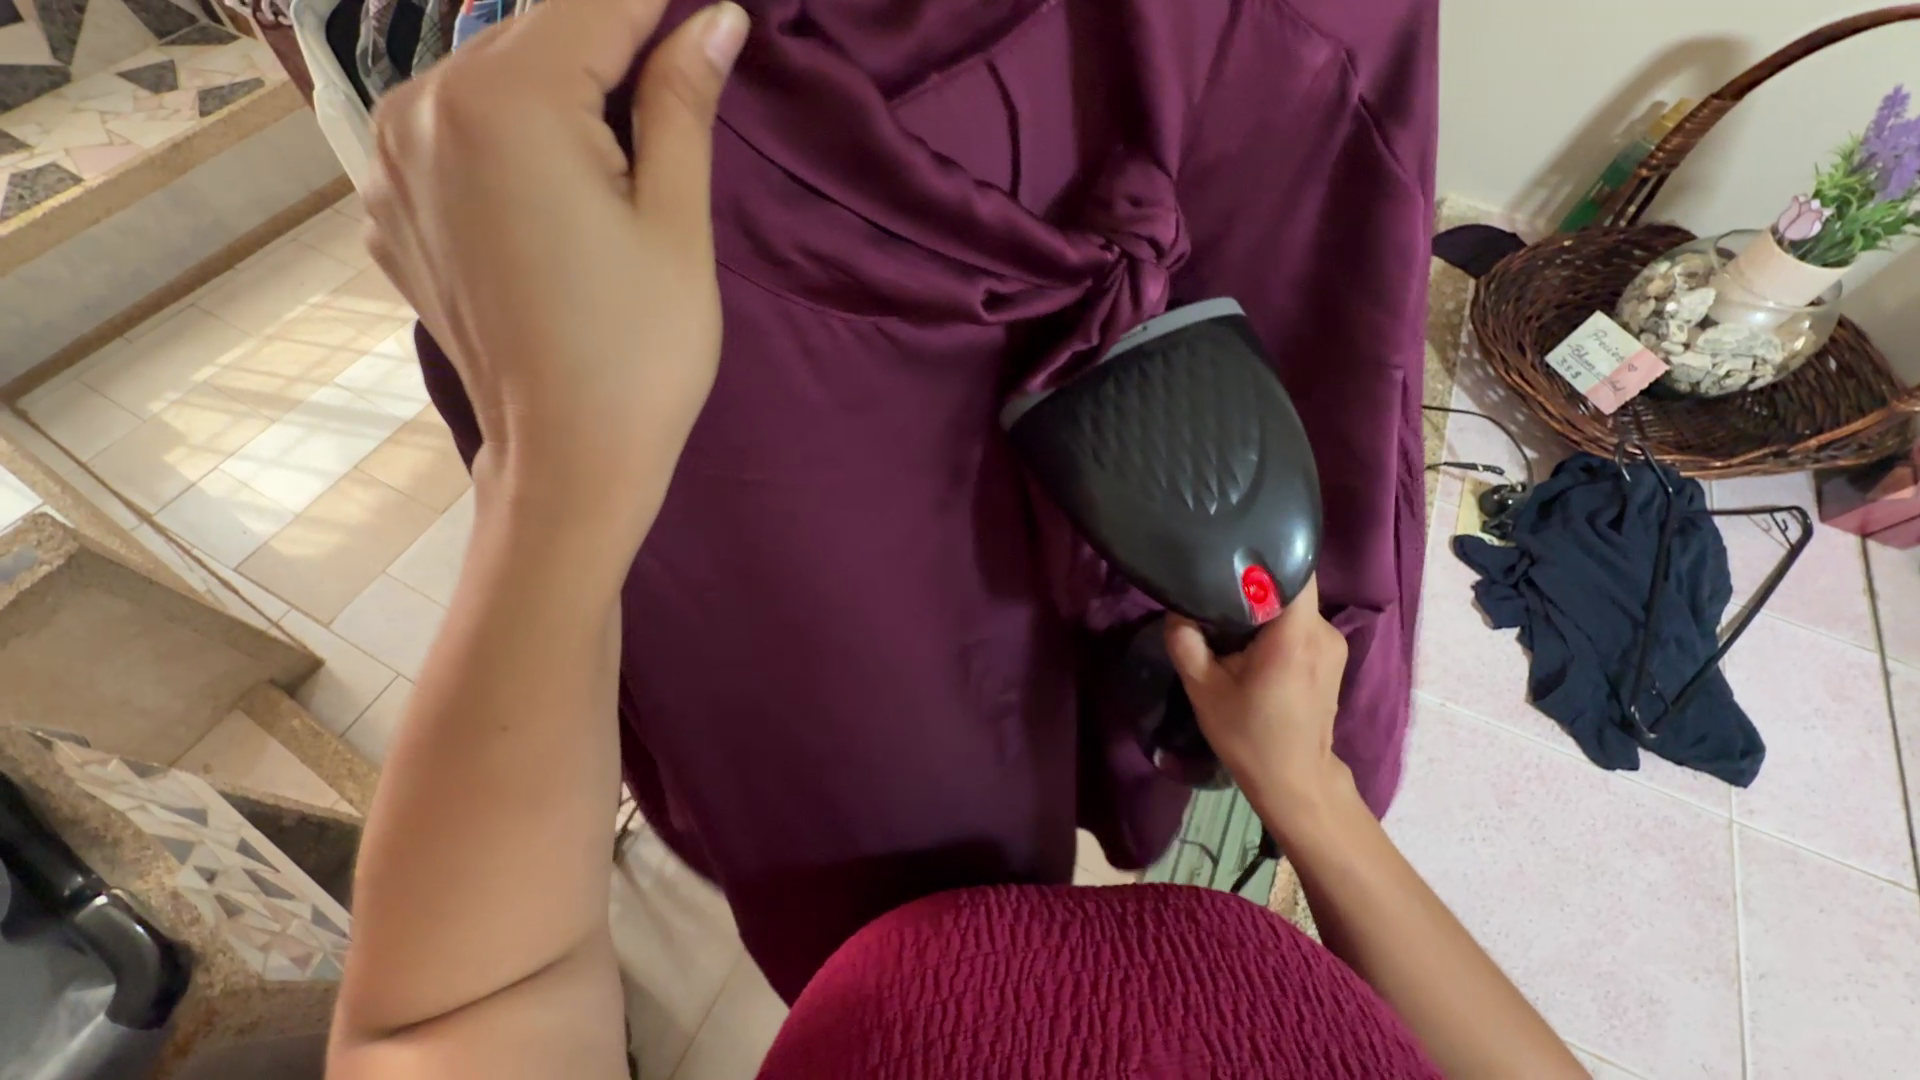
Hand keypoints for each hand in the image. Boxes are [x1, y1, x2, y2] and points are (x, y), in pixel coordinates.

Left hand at [363, 0, 749, 548]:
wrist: (569, 463)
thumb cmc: (644, 353)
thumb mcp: (679, 226)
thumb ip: (683, 106)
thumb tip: (716, 20)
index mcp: (507, 104)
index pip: (594, 1)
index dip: (660, 6)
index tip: (708, 19)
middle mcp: (422, 109)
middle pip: (532, 34)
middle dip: (609, 50)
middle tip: (673, 100)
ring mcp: (390, 164)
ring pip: (489, 84)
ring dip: (558, 97)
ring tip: (613, 167)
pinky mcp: (390, 214)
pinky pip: (453, 140)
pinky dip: (508, 145)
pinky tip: (551, 208)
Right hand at [1164, 577, 1354, 829]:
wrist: (1293, 780)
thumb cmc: (1248, 735)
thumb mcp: (1202, 688)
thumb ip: (1185, 641)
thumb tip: (1177, 608)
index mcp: (1294, 635)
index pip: (1293, 572)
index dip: (1264, 557)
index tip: (1231, 554)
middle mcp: (1322, 632)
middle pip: (1291, 587)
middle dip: (1255, 586)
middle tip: (1217, 591)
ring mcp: (1333, 644)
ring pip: (1295, 607)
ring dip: (1265, 609)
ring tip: (1230, 619)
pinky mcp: (1332, 657)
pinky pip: (1301, 625)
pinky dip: (1277, 626)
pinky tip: (1251, 643)